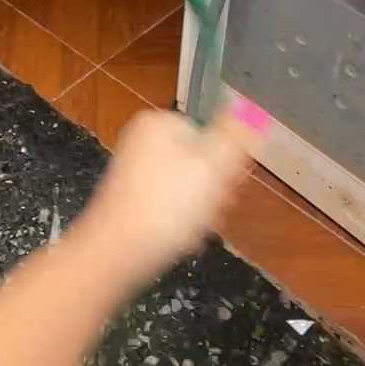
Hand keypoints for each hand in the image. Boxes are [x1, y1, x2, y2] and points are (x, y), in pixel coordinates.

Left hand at [72, 99, 268, 282]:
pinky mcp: (131, 200)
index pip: (212, 134)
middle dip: (214, 190)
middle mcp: (143, 140)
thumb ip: (235, 137)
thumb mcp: (212, 167)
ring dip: (202, 209)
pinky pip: (169, 205)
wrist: (114, 255)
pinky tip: (182, 239)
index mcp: (160, 123)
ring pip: (188, 186)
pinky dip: (180, 221)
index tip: (231, 188)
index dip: (227, 164)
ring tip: (198, 230)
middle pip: (201, 160)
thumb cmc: (166, 207)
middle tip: (215, 212)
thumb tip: (250, 110)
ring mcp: (135, 171)